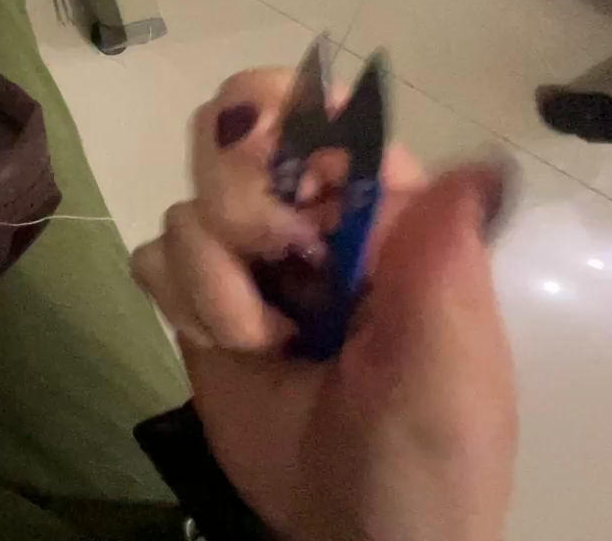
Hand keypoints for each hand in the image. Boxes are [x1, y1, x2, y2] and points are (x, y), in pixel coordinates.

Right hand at [132, 68, 516, 540]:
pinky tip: (222, 345)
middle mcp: (301, 217)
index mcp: (378, 217)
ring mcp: (236, 252)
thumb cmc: (417, 462)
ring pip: (182, 209)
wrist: (337, 529)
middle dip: (237, 207)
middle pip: (225, 136)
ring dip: (213, 284)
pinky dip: (179, 304)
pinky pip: (148, 256)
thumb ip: (440, 274)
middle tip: (274, 261)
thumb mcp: (447, 381)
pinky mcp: (185, 287)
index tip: (276, 164)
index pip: (321, 112)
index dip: (285, 114)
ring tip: (264, 341)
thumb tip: (463, 170)